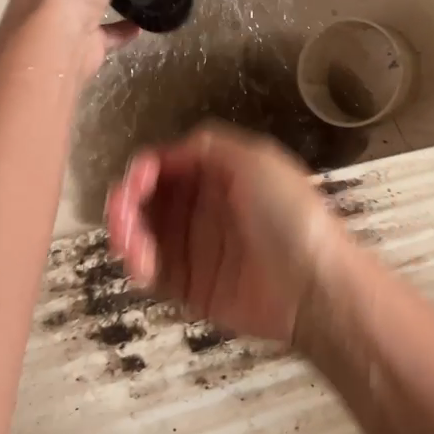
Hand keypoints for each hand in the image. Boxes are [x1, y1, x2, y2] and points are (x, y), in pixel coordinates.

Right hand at [105, 122, 351, 344]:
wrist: (313, 285)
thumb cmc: (290, 215)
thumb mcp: (258, 160)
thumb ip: (211, 146)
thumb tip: (173, 149)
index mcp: (223, 174)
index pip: (171, 164)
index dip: (148, 167)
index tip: (138, 177)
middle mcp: (206, 207)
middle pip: (150, 198)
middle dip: (128, 200)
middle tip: (121, 210)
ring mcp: (197, 248)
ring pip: (144, 233)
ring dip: (127, 231)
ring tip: (130, 241)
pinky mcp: (190, 286)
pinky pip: (151, 271)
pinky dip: (138, 264)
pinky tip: (143, 263)